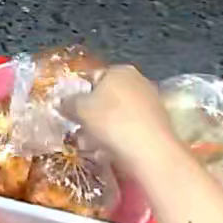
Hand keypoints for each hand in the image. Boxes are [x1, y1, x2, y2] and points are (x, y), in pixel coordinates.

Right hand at [65, 64, 179, 169]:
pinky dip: (120, 137)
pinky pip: (131, 128)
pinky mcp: (159, 124)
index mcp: (119, 70)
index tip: (69, 113)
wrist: (151, 151)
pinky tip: (111, 152)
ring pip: (118, 114)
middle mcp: (138, 80)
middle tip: (79, 131)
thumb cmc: (111, 121)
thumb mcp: (79, 109)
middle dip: (91, 114)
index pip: (92, 78)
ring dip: (104, 128)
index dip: (77, 95)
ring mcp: (151, 102)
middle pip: (106, 97)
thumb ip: (68, 103)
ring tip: (91, 146)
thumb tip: (63, 103)